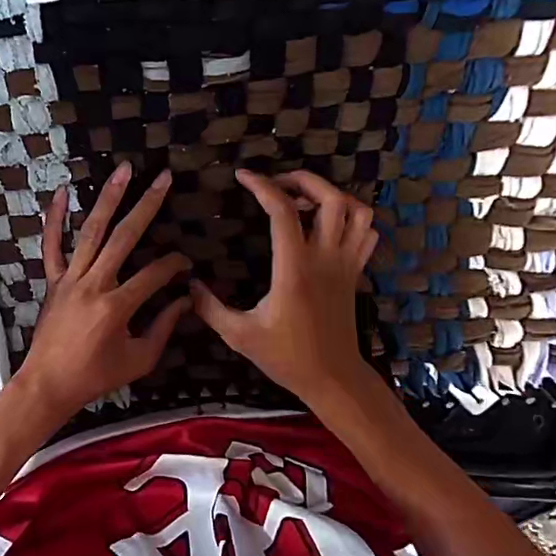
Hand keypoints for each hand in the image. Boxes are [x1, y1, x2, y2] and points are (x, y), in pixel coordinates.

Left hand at [13, 162, 190, 414]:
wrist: (48, 385)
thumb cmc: (96, 377)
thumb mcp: (139, 359)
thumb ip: (164, 328)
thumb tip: (185, 301)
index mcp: (116, 307)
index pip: (154, 274)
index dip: (174, 265)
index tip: (185, 263)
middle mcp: (93, 285)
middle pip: (124, 237)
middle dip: (147, 205)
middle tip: (163, 178)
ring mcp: (70, 279)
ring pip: (91, 232)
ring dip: (108, 198)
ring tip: (123, 171)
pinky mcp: (53, 280)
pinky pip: (52, 245)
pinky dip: (55, 219)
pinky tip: (63, 192)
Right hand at [190, 169, 381, 406]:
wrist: (333, 378)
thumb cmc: (286, 357)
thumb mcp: (239, 335)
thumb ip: (210, 307)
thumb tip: (188, 283)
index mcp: (294, 269)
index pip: (282, 211)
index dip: (261, 186)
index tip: (242, 177)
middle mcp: (325, 258)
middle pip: (330, 198)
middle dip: (303, 179)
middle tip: (278, 182)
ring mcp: (346, 264)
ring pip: (357, 211)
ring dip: (332, 194)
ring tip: (305, 199)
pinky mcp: (356, 272)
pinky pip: (367, 232)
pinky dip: (353, 218)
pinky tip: (329, 225)